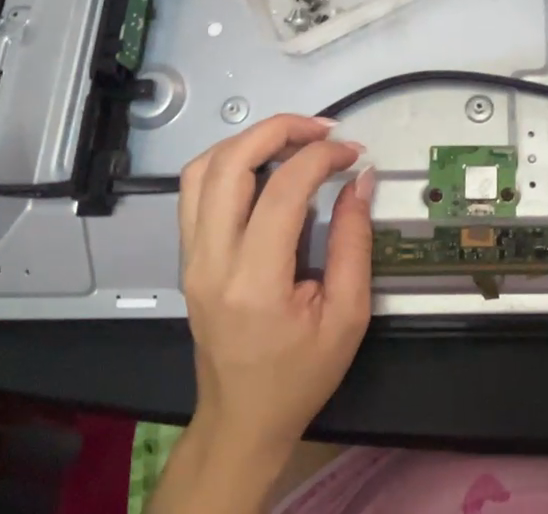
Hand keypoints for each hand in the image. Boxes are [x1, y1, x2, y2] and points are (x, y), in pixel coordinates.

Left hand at [156, 115, 374, 513]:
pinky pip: (195, 190)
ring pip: (201, 169)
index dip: (321, 157)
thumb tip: (360, 179)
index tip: (354, 154)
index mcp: (254, 281)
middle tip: (323, 130)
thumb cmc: (300, 376)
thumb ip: (354, 243)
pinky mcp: (187, 256)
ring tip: (294, 140)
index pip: (282, 190)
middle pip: (228, 164)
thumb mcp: (348, 316)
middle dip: (278, 130)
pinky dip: (228, 161)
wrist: (243, 419)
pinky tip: (264, 166)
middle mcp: (211, 261)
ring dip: (248, 141)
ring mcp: (191, 257)